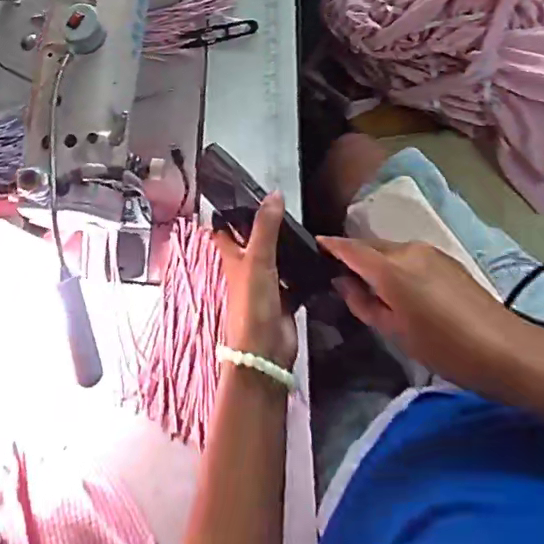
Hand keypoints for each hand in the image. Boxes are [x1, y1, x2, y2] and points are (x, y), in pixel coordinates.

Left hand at [212, 191, 298, 368]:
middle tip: (286, 205)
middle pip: (254, 242)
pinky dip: (305, 271)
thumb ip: (266, 226)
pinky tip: (319, 257)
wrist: (266, 351)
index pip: (225, 229)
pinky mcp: (286, 299)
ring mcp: (266, 285)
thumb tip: (275, 192)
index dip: (229, 213)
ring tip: (307, 226)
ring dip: (288, 247)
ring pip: (276, 259)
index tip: (243, 192)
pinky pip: (296, 280)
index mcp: (232, 257)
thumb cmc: (252, 302)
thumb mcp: (257, 258)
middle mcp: (247, 268)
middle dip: (266, 227)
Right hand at [320, 237, 533, 400]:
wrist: (507, 350)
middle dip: (354, 258)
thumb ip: (364, 303)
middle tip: (340, 279)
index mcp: (391, 268)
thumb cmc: (446, 348)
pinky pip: (410, 257)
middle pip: (370, 248)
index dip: (329, 246)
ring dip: (377, 265)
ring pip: (391, 252)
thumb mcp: (396, 332)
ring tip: (372, 290)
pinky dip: (398, 268)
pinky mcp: (446, 259)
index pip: (350, 248)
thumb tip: (344, 283)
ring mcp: (430, 251)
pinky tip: (402, 292)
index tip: (312, 247)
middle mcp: (408, 249)